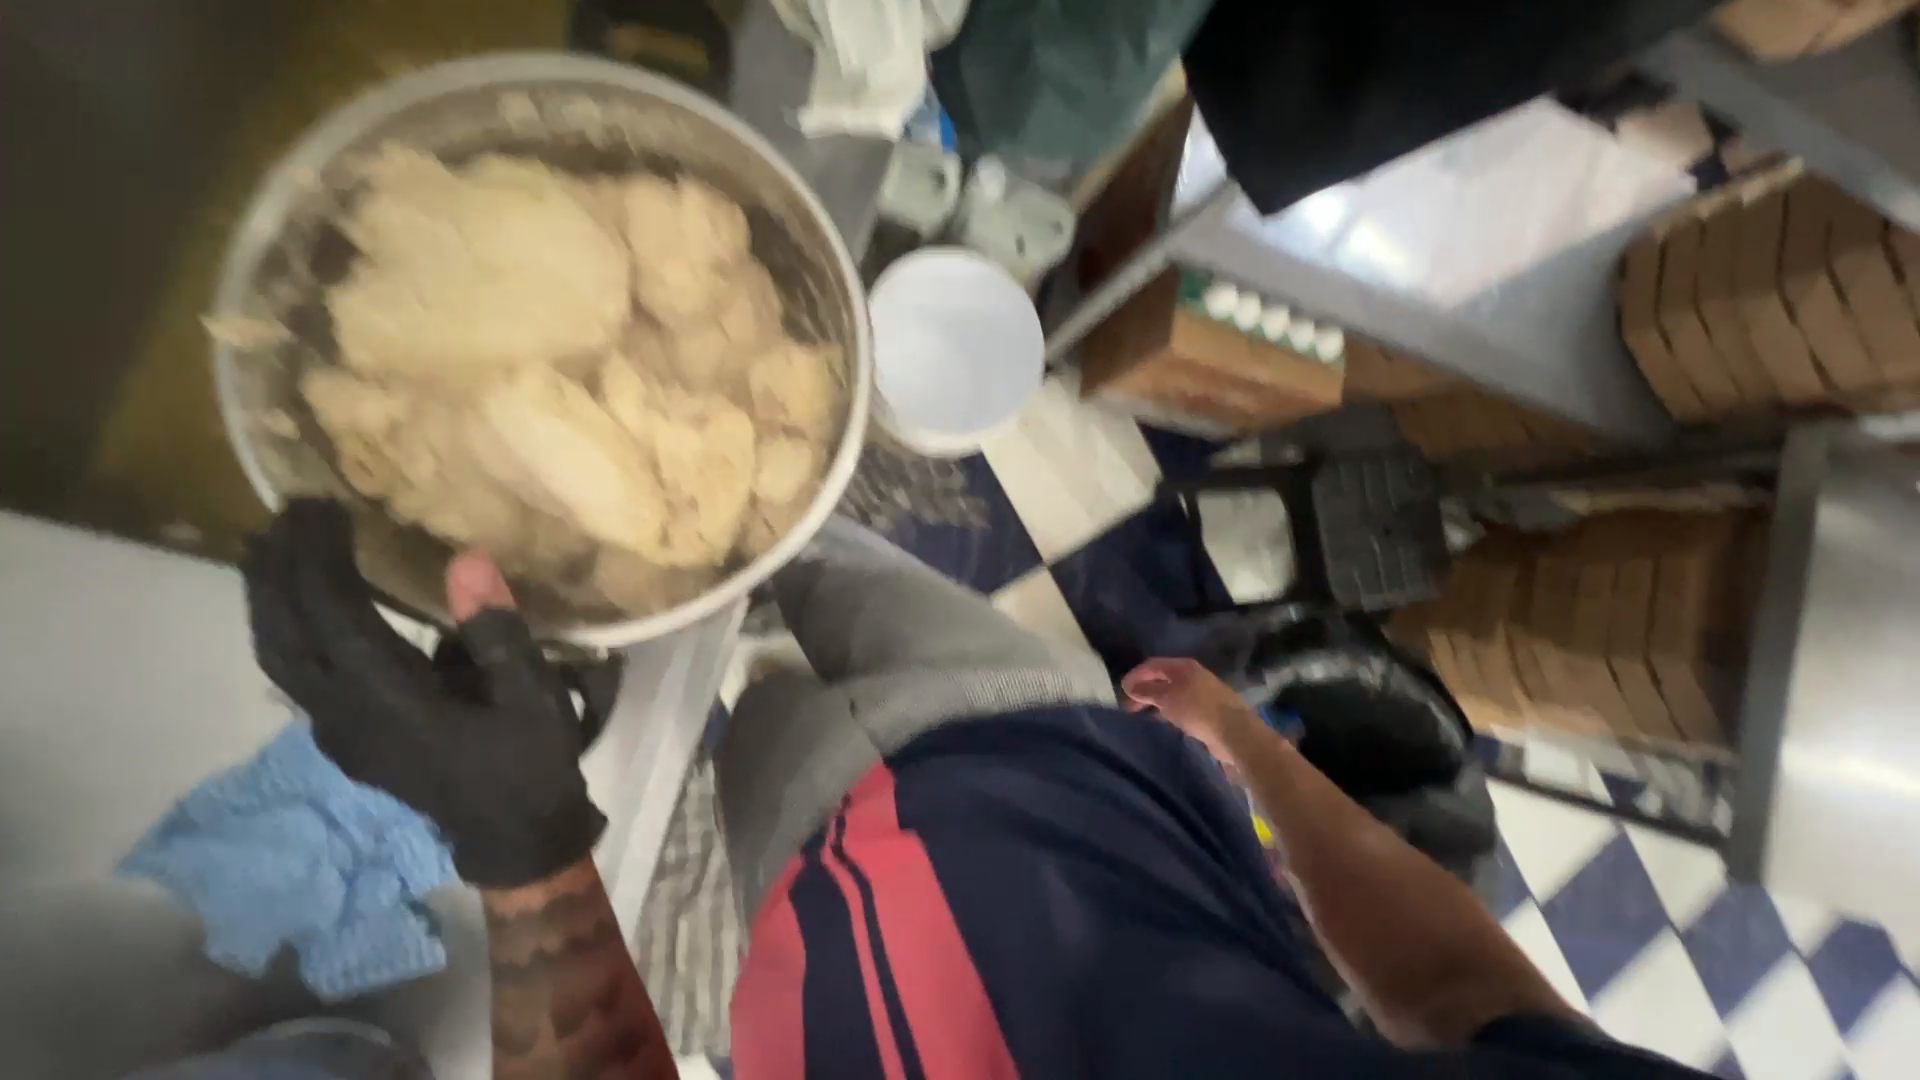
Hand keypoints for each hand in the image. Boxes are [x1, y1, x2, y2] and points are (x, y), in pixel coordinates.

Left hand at [242, 499, 604, 886]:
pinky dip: (289, 630)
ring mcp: (339, 732)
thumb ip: (498, 631)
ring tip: (278, 547)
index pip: (333, 621)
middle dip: (278, 570)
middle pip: (284, 636)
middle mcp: (346, 718)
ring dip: (270, 599)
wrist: (515, 835)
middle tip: (290, 513)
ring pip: (279, 658)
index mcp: (392, 704)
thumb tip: (466, 560)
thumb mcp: (535, 696)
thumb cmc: (531, 763)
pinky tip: (307, 607)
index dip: (319, 561)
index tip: (324, 508)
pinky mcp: (347, 738)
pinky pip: (297, 675)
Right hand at [1121, 657, 1260, 763]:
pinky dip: (1167, 712)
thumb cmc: (1197, 710)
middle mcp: (1192, 676)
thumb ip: (1147, 691)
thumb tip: (1130, 687)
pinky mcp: (1206, 711)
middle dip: (1143, 691)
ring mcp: (1201, 693)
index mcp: (1183, 667)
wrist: (1234, 733)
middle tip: (1128, 706)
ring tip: (1140, 716)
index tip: (1122, 690)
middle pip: (1162, 679)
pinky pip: (1180, 707)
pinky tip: (1161, 722)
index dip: (1135, 675)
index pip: (1153, 665)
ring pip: (1171, 694)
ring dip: (1155, 703)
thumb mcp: (1166, 698)